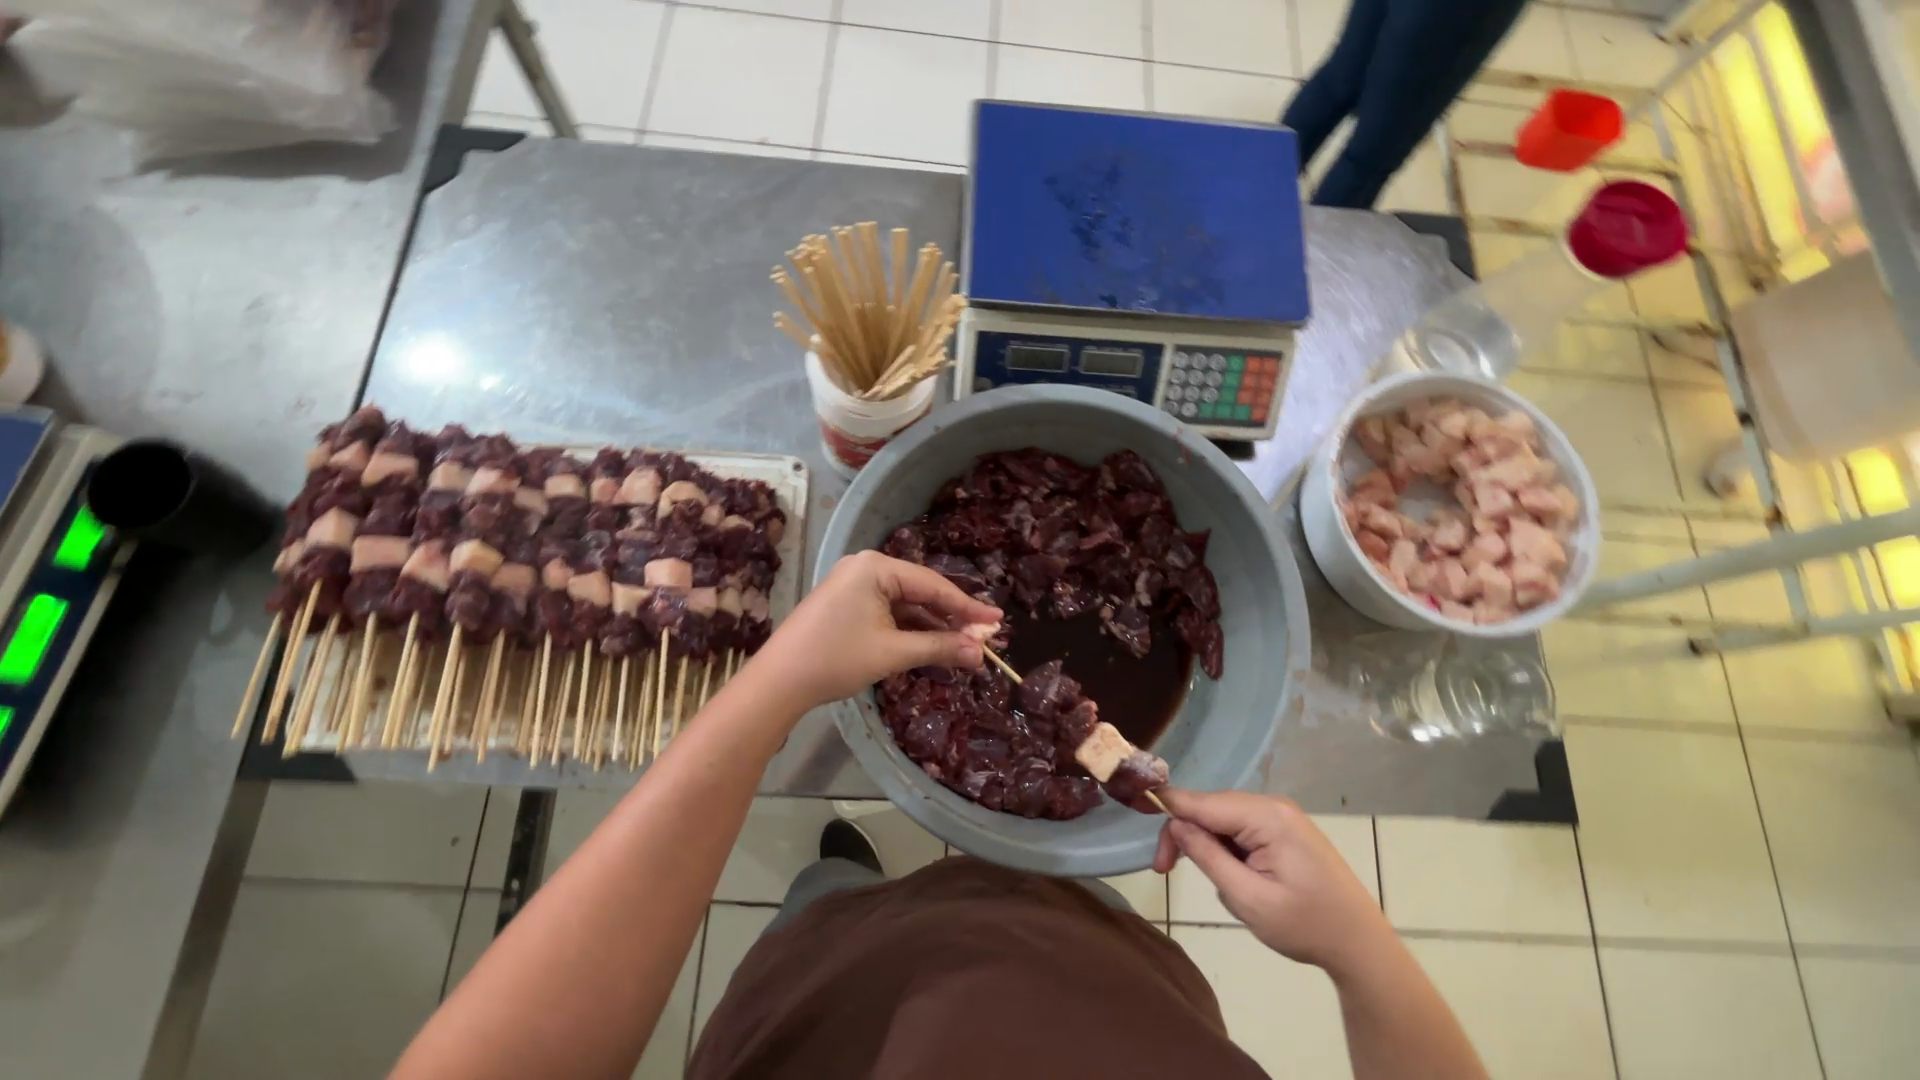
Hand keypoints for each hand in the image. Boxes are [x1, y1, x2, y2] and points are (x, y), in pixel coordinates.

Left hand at [748, 551, 1001, 710]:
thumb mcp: (893, 653)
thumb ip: (939, 648)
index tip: (998, 623)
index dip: (968, 607)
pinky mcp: (848, 604)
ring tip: (965, 647)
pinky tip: (934, 645)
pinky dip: (911, 630)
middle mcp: (866, 567)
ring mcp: (855, 585)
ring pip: (906, 604)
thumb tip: (980, 653)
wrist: (779, 681)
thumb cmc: (835, 659)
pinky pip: (889, 612)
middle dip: (953, 618)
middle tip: (986, 639)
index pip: (933, 585)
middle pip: (921, 592)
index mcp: (875, 567)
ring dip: (933, 626)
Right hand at [1153, 789, 1392, 978]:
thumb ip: (1207, 857)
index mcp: (1267, 816)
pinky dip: (1226, 848)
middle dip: (1184, 835)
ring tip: (1215, 884)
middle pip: (1209, 807)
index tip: (1142, 834)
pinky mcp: (1284, 829)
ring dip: (1206, 845)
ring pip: (1223, 818)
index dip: (1166, 813)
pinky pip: (1241, 828)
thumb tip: (1174, 824)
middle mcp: (1273, 805)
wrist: (1360, 945)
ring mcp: (1281, 816)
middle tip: (1165, 873)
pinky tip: (1233, 876)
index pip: (1200, 802)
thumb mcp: (1248, 899)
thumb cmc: (1305, 926)